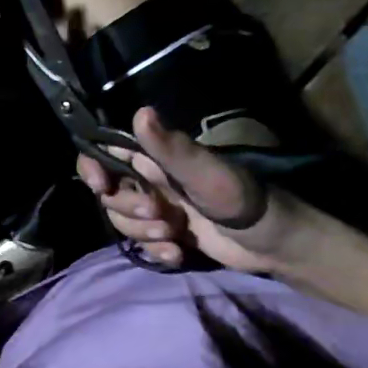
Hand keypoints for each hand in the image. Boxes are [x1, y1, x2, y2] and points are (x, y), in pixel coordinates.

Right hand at [77, 107, 317, 274]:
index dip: (92, 166)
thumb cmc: (242, 198)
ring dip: (143, 233)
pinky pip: (142, 244)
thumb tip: (141, 112)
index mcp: (156, 157)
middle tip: (160, 215)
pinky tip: (178, 254)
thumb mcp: (205, 173)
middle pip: (110, 193)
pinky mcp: (167, 235)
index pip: (106, 151)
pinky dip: (157, 251)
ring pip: (123, 221)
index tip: (99, 185)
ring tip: (174, 237)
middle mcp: (151, 179)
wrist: (274, 243)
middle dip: (128, 209)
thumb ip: (170, 148)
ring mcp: (158, 208)